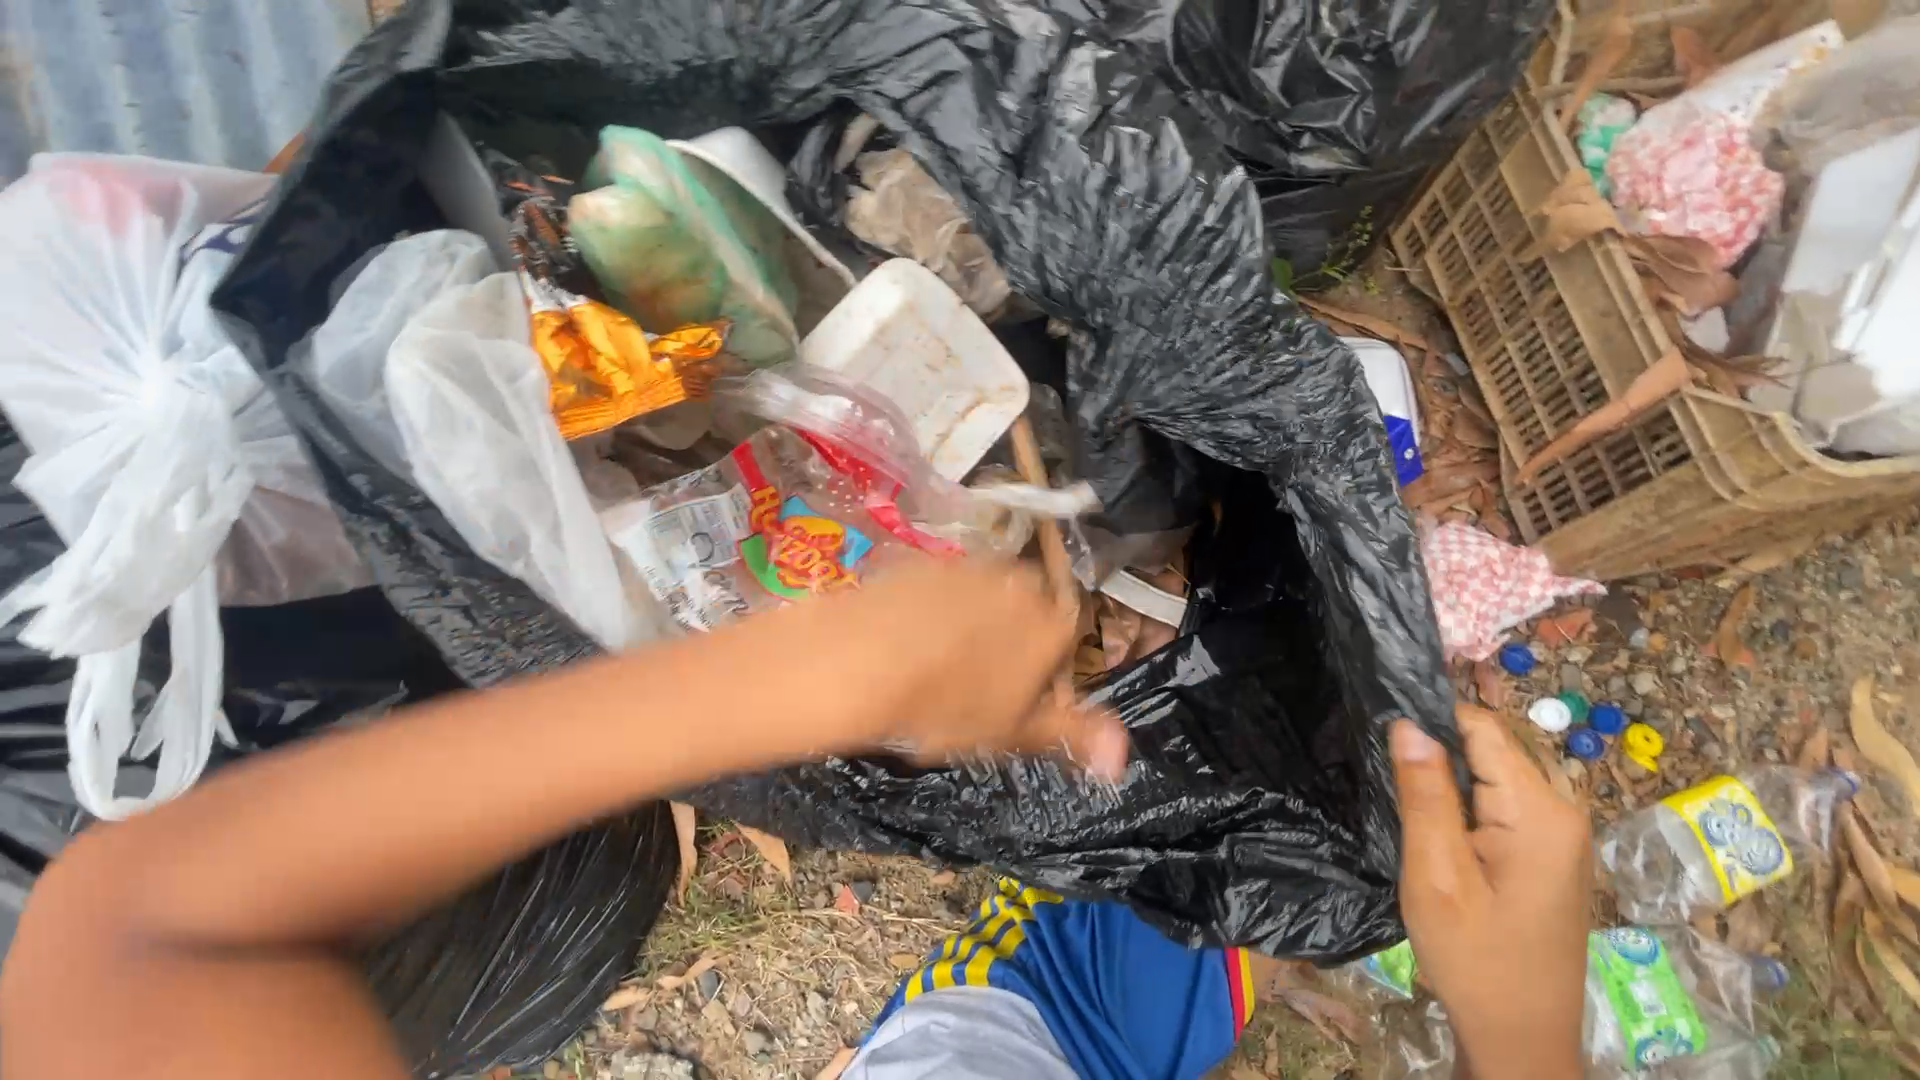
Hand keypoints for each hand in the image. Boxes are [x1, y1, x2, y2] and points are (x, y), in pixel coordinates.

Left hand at [755, 557, 1130, 779]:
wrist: (861, 661)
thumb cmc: (946, 707)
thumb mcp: (1013, 732)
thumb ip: (1072, 735)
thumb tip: (1122, 757)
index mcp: (1053, 623)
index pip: (1066, 644)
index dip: (1040, 674)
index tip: (1010, 700)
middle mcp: (1022, 581)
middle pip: (1026, 615)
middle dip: (1008, 645)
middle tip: (969, 689)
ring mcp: (972, 564)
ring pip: (985, 599)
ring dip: (971, 625)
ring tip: (933, 666)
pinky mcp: (927, 559)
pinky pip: (943, 587)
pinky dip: (933, 609)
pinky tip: (907, 639)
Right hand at [1391, 705, 1590, 1079]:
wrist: (1520, 1035)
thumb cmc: (1475, 956)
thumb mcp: (1436, 874)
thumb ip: (1425, 795)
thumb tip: (1408, 723)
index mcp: (1542, 812)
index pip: (1482, 729)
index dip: (1429, 721)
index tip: (1380, 733)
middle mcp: (1564, 812)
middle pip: (1490, 748)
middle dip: (1437, 752)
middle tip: (1388, 776)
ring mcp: (1562, 833)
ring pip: (1492, 774)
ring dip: (1448, 780)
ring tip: (1406, 799)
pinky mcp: (1550, 852)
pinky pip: (1501, 801)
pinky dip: (1464, 802)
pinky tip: (1436, 827)